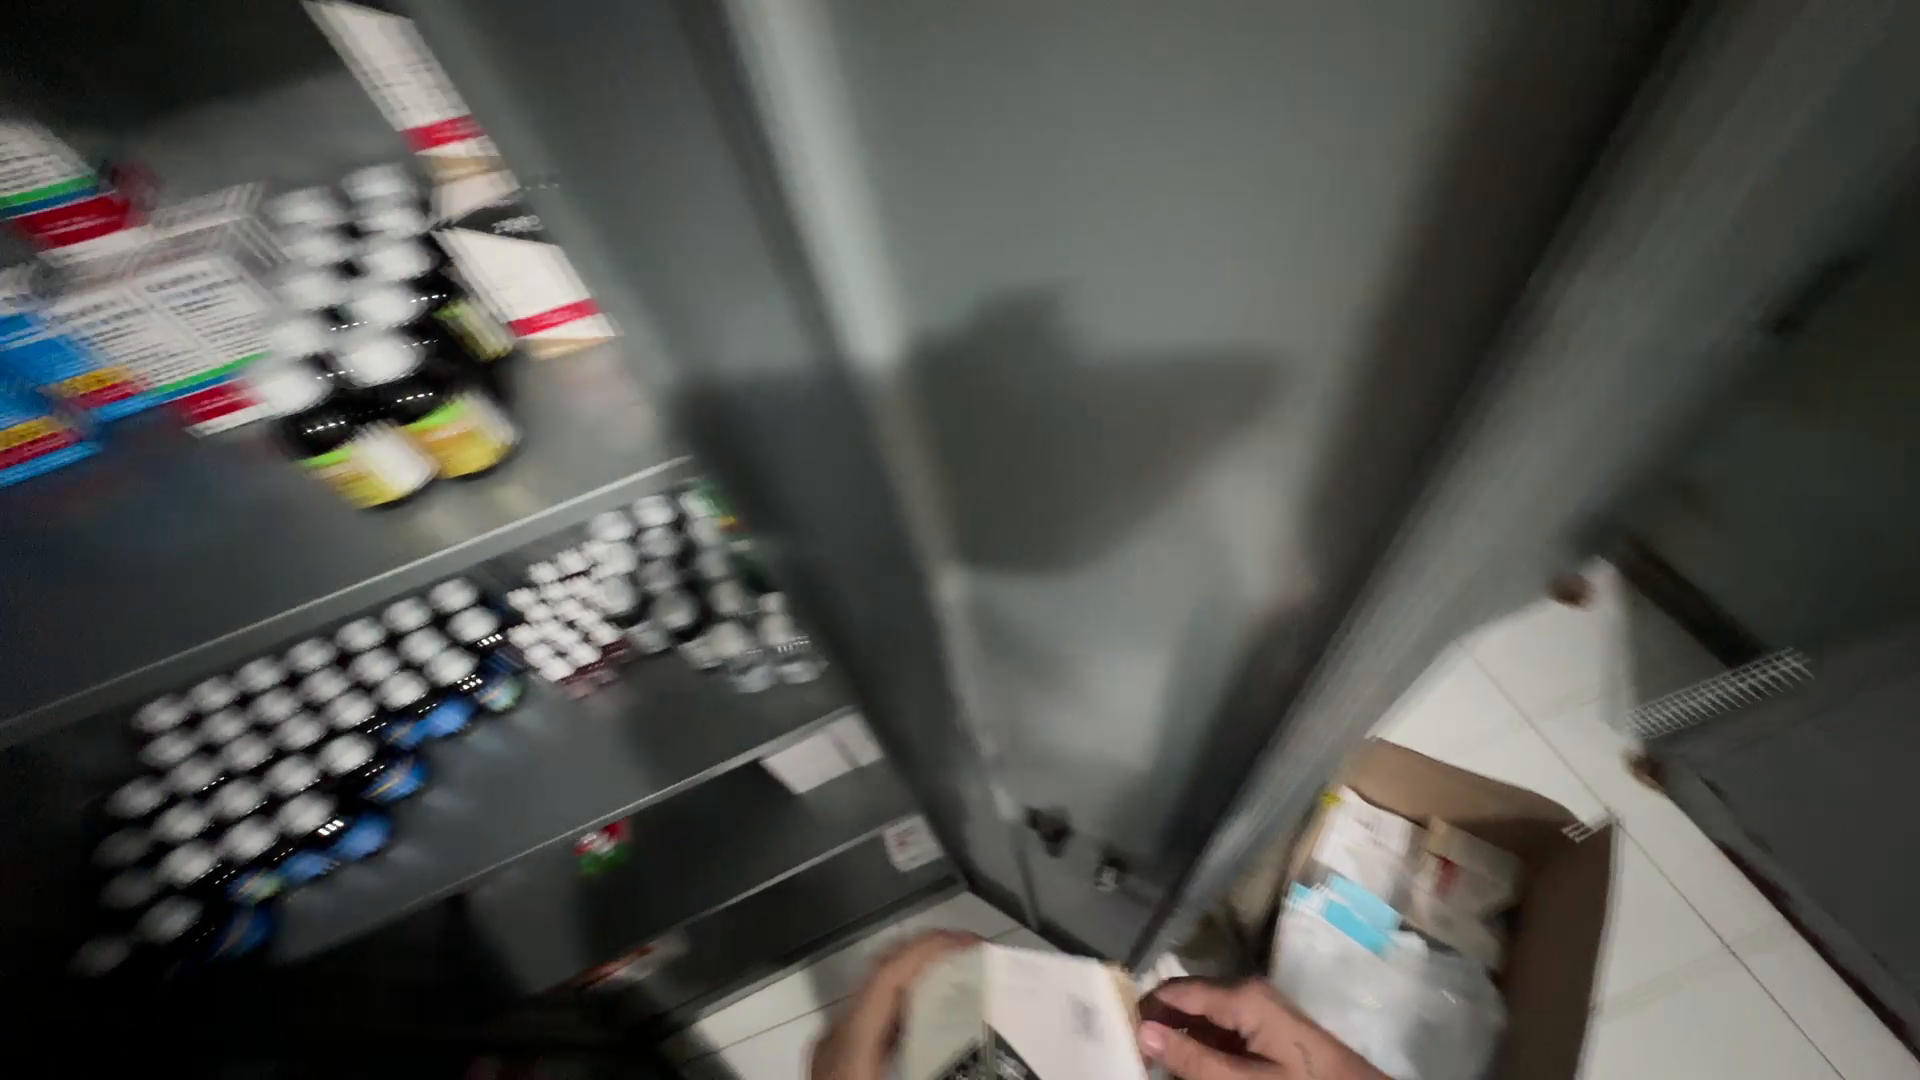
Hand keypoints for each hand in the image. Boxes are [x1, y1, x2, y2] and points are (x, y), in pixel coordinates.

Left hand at [810, 930, 981, 1079]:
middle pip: (881, 976)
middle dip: (927, 957)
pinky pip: (872, 1021)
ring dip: (916, 979)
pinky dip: (903, 1008)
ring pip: (875, 996)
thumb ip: (946, 1066)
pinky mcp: (835, 1069)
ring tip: (960, 979)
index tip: (970, 943)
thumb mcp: (913, 1077)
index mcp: (847, 1046)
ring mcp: (830, 1053)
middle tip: (973, 957)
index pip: (888, 976)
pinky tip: (932, 1022)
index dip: (929, 950)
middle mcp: (834, 1038)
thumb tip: (991, 1057)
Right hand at [1138, 978, 1383, 1079]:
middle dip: (1161, 1026)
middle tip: (1135, 1055)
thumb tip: (1142, 1029)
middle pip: (1189, 1001)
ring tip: (1158, 1064)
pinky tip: (1194, 1068)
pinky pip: (1225, 1031)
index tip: (1117, 1032)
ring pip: (1205, 1018)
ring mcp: (1260, 1010)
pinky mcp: (1270, 1030)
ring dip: (1182, 1040)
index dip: (1145, 1010)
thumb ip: (1194, 1059)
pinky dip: (1205, 1048)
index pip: (1176, 991)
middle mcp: (1247, 991)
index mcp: (1241, 995)